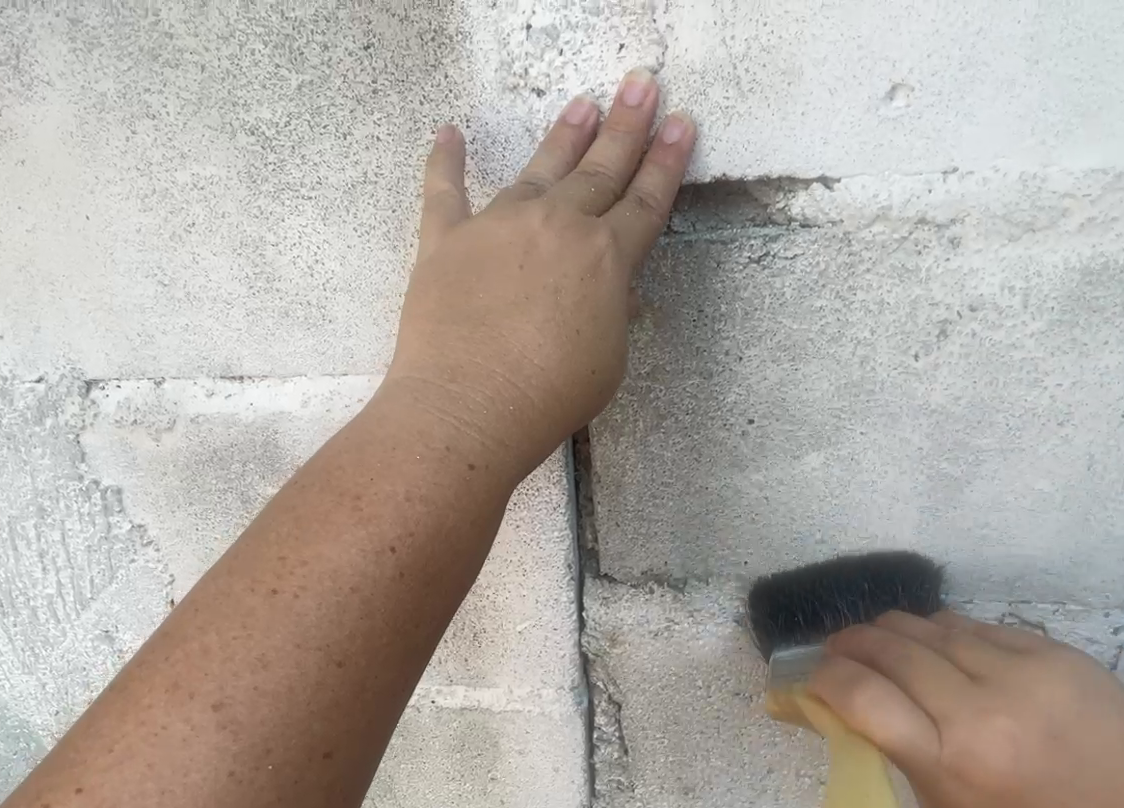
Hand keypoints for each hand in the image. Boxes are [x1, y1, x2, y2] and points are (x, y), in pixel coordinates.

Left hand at [380, 69, 695, 476]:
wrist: (470, 408)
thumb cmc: (548, 397)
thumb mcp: (607, 361)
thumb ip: (608, 313)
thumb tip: (603, 292)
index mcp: (605, 259)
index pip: (645, 202)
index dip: (666, 163)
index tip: (680, 124)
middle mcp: (557, 227)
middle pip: (600, 169)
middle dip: (626, 126)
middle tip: (641, 83)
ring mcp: (499, 226)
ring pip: (539, 168)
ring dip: (564, 136)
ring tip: (584, 104)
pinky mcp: (447, 240)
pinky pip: (444, 190)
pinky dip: (444, 161)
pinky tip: (447, 132)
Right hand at [808, 610, 1123, 807]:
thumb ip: (895, 752)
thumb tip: (840, 703)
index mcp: (952, 762)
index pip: (861, 696)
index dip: (824, 677)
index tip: (813, 677)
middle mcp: (982, 709)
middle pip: (888, 648)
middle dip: (849, 643)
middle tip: (836, 650)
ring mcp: (1023, 671)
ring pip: (927, 626)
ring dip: (890, 632)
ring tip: (880, 644)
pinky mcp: (1054, 650)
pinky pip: (972, 626)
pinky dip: (940, 633)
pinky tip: (936, 647)